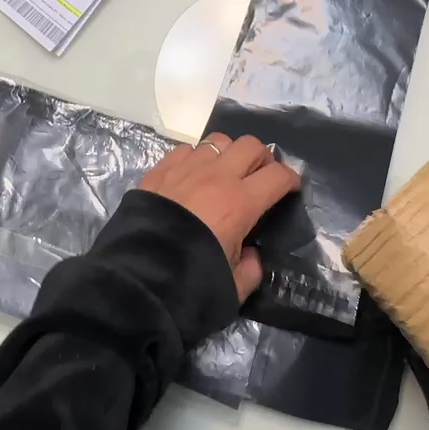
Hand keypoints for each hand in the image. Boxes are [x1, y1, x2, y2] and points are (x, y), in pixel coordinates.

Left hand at [139, 133, 300, 301]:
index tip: (291, 188)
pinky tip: (193, 175)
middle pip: (250, 145)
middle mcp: (216, 176)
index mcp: (240, 203)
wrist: (136, 281)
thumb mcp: (233, 289)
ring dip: (228, 153)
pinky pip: (186, 149)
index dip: (290, 179)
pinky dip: (196, 157)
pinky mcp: (160, 171)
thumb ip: (251, 269)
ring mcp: (186, 169)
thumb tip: (252, 254)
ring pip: (218, 140)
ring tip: (225, 172)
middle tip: (260, 176)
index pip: (277, 176)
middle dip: (262, 158)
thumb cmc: (189, 286)